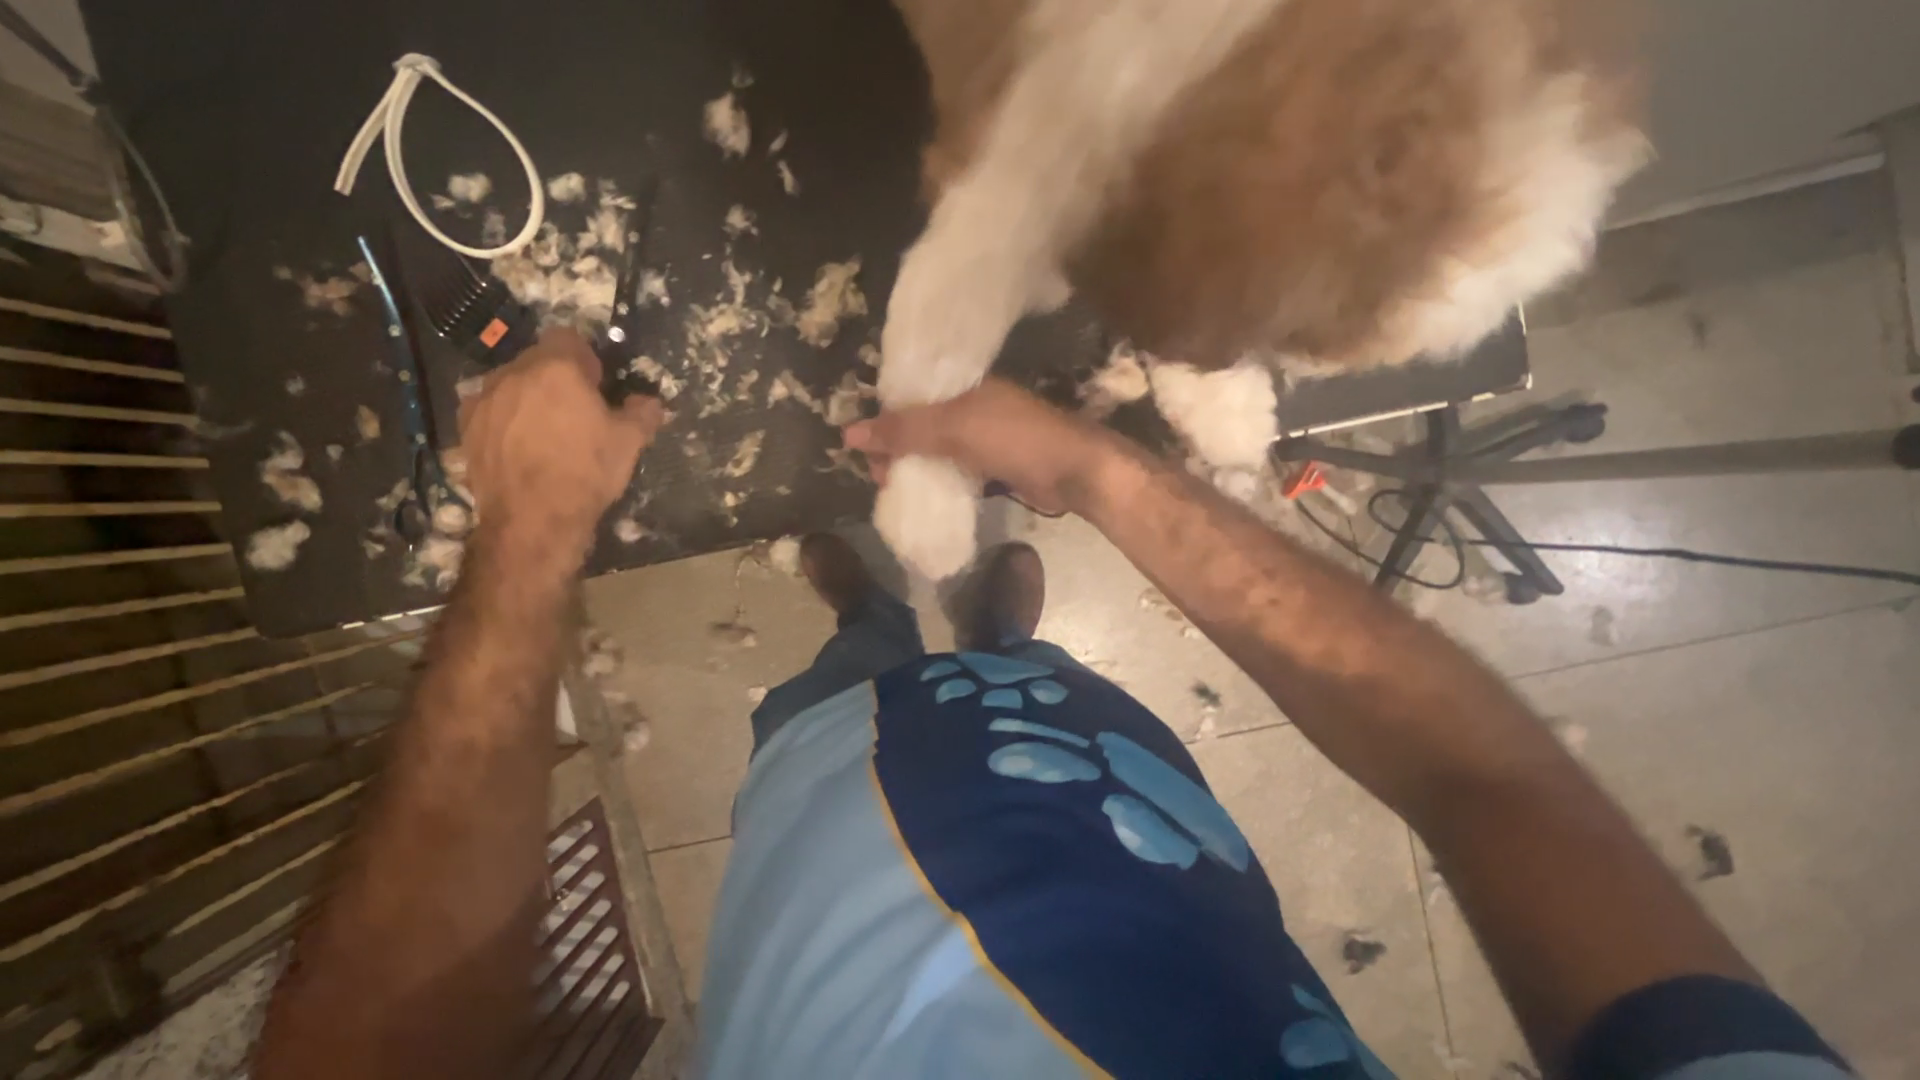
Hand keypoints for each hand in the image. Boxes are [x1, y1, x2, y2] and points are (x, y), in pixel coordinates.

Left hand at [459, 329, 664, 556]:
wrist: (533, 518)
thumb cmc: (586, 472)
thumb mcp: (629, 443)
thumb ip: (642, 414)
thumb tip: (650, 402)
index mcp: (557, 368)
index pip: (568, 337)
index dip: (585, 358)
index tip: (596, 385)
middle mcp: (513, 373)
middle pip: (537, 361)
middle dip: (555, 379)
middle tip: (575, 412)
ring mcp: (484, 399)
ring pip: (511, 385)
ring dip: (527, 398)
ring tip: (544, 433)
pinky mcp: (465, 427)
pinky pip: (490, 411)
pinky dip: (504, 421)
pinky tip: (519, 448)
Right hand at [843, 379, 1116, 514]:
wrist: (1075, 472)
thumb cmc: (1015, 438)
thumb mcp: (954, 428)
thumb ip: (904, 430)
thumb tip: (849, 434)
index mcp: (965, 385)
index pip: (912, 395)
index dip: (885, 418)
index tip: (864, 448)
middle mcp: (973, 407)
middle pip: (921, 424)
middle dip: (896, 448)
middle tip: (878, 477)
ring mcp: (986, 437)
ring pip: (937, 449)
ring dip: (914, 466)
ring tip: (891, 488)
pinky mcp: (997, 466)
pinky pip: (957, 469)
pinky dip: (938, 480)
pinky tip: (921, 495)